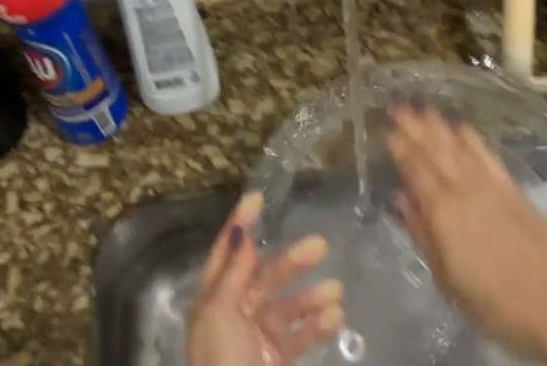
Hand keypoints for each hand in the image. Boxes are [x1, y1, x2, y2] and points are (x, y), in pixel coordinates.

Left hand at [187, 191, 345, 365]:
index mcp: (211, 300)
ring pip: (287, 306)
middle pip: (263, 277)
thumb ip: (235, 273)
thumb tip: (242, 230)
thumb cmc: (221, 362)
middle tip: (321, 246)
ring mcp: (257, 339)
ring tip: (336, 290)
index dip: (239, 225)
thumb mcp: (220, 313)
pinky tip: (336, 316)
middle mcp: (233, 314)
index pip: (226, 253)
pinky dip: (317, 325)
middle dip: (291, 262)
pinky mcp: (277, 361)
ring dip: (311, 296)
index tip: (258, 197)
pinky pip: (299, 336)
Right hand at [386, 105, 546, 365]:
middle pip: (435, 150)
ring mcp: (491, 186)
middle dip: (415, 126)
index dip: (401, 148)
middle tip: (398, 104)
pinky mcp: (513, 190)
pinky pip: (487, 156)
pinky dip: (473, 140)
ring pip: (459, 147)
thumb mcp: (446, 278)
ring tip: (424, 107)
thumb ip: (421, 234)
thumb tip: (400, 199)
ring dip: (440, 126)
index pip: (416, 170)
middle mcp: (464, 189)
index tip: (387, 129)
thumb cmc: (493, 302)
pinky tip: (463, 128)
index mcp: (442, 211)